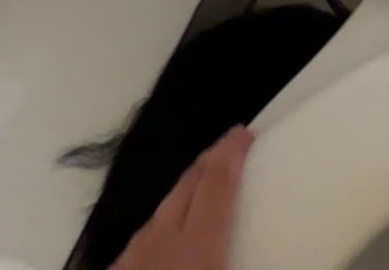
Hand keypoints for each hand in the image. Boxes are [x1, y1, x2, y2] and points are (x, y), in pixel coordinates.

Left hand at [111, 126, 255, 269]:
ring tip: (201, 186)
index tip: (244, 132)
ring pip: (160, 210)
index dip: (231, 152)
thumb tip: (274, 247)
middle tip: (229, 148)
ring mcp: (130, 256)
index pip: (217, 184)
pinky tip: (165, 235)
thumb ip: (246, 253)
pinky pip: (143, 235)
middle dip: (209, 160)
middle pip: (185, 187)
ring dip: (183, 192)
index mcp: (196, 245)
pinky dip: (161, 224)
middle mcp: (160, 240)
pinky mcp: (114, 267)